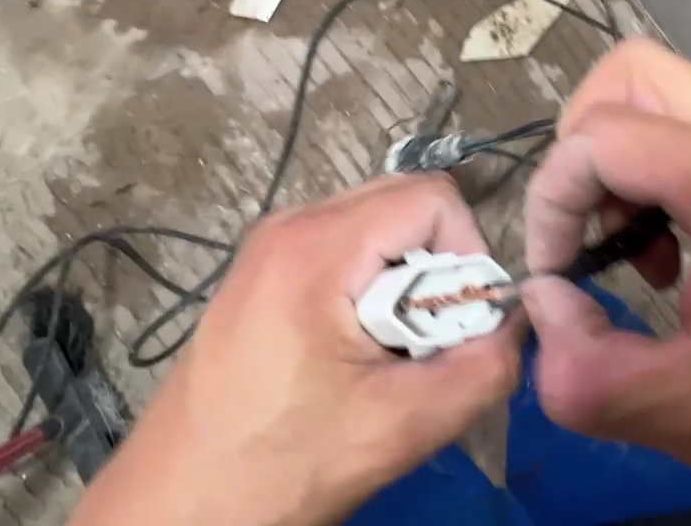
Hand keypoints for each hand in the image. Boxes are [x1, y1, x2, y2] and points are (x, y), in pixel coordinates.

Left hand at [72, 176, 520, 525]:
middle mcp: (292, 223)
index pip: (434, 197)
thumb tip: (522, 323)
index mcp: (319, 246)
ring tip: (392, 345)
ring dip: (408, 273)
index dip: (468, 251)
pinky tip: (356, 345)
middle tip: (429, 335)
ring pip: (379, 221)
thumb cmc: (280, 468)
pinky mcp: (262, 269)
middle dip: (438, 263)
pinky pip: (347, 243)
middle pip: (406, 201)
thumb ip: (484, 368)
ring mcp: (270, 243)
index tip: (460, 320)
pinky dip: (374, 279)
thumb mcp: (401, 427)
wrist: (168, 519)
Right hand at [520, 38, 690, 500]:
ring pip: (653, 90)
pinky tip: (668, 251)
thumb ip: (592, 375)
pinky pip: (681, 126)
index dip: (553, 203)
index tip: (559, 278)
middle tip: (590, 232)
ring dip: (616, 158)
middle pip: (628, 72)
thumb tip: (541, 310)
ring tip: (633, 248)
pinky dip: (649, 170)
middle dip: (581, 148)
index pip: (602, 134)